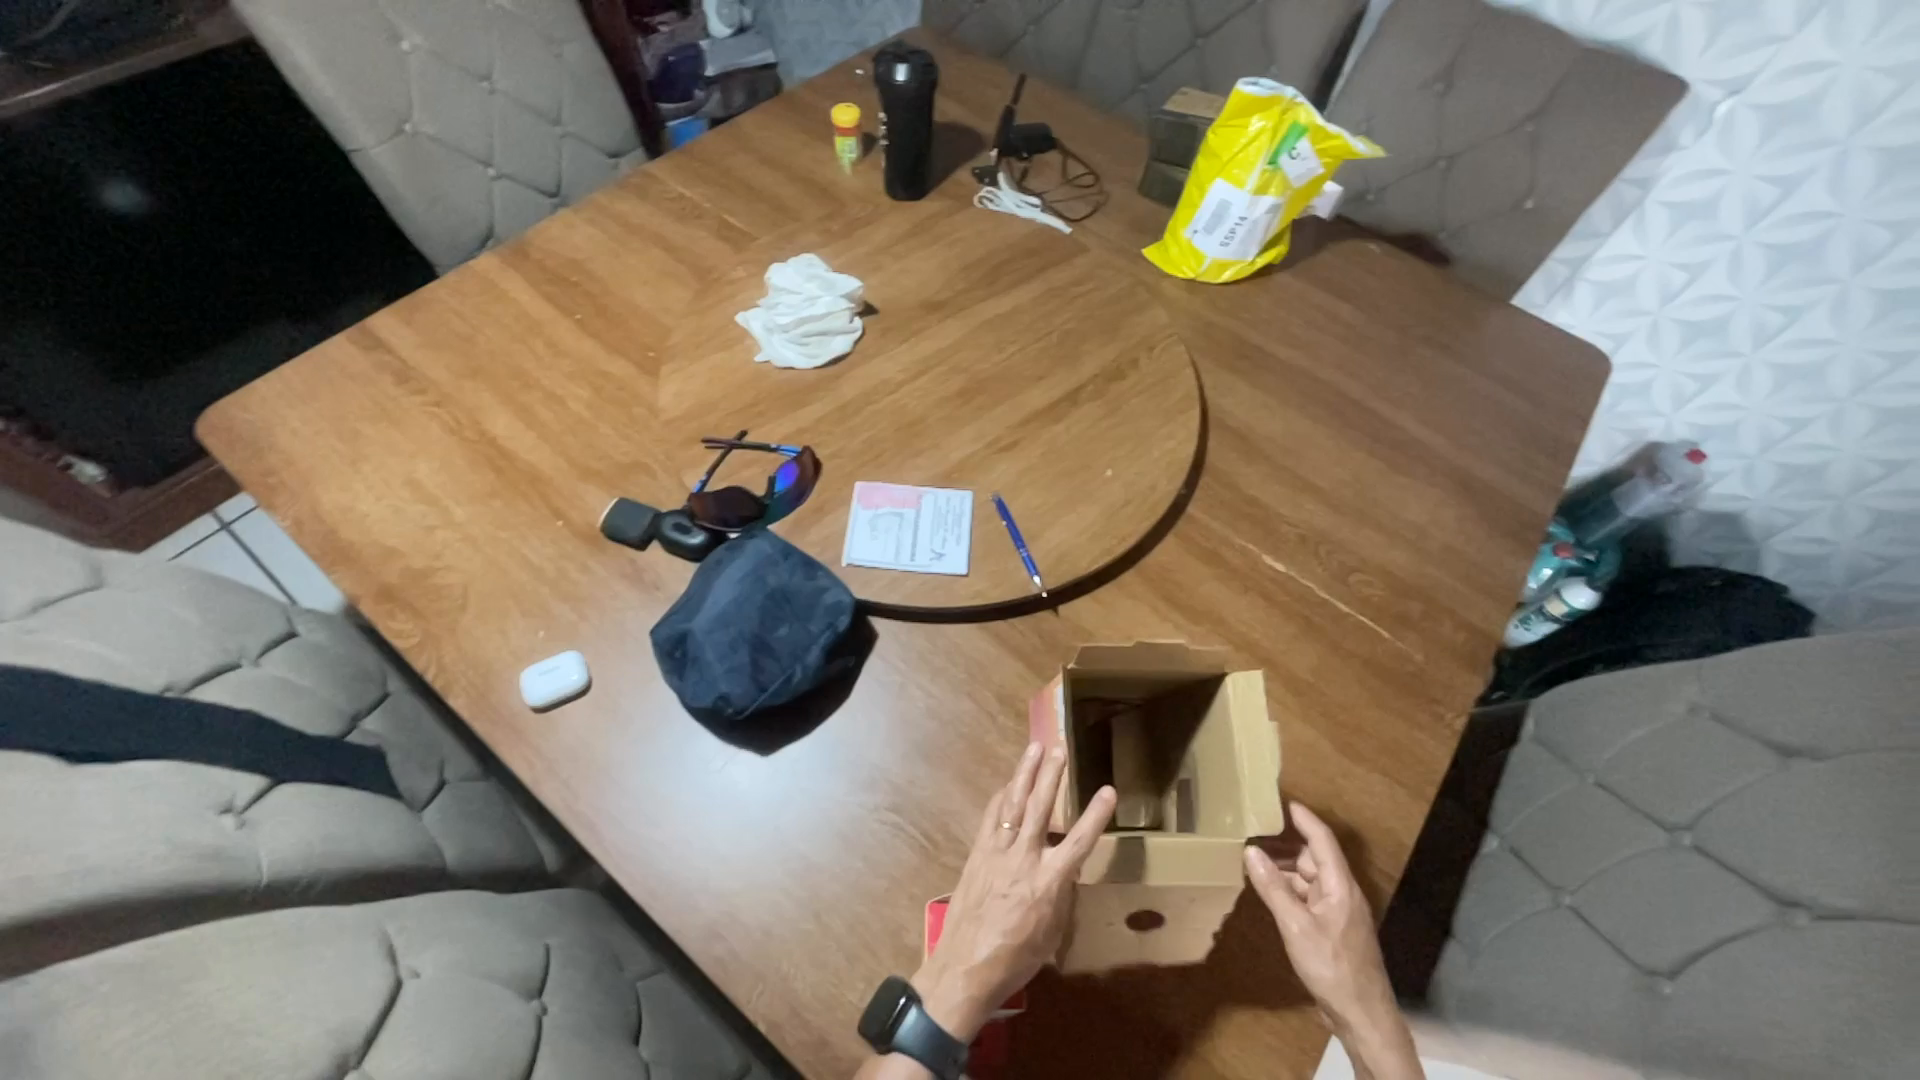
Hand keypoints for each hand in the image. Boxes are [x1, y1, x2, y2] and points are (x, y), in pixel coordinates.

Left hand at [912, 741, 1116, 1041]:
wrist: (966, 967)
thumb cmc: (1015, 959)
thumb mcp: (1051, 933)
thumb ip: (1061, 895)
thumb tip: (1066, 870)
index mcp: (1048, 882)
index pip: (1079, 842)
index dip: (1095, 816)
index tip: (1108, 790)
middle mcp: (1023, 859)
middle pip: (1040, 809)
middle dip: (1052, 776)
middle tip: (1060, 748)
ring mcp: (997, 852)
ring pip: (1013, 804)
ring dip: (1025, 774)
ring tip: (1034, 748)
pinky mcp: (978, 853)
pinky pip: (991, 817)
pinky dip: (1001, 797)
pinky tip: (1007, 784)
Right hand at [1247, 802, 1420, 1079]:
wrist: (1362, 1015)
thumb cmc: (1331, 966)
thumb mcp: (1296, 925)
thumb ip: (1273, 887)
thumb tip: (1251, 851)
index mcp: (1340, 886)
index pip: (1322, 840)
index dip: (1304, 819)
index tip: (1282, 801)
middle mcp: (1343, 893)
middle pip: (1313, 858)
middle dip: (1285, 846)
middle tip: (1253, 834)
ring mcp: (1339, 912)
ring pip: (1309, 879)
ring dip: (1284, 870)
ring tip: (1254, 861)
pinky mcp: (1333, 929)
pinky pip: (1309, 898)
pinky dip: (1289, 891)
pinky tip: (1270, 894)